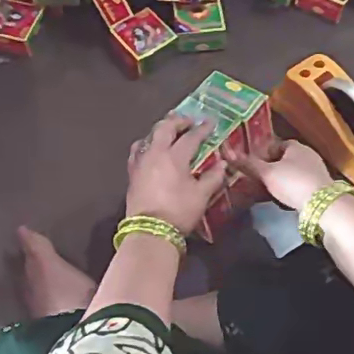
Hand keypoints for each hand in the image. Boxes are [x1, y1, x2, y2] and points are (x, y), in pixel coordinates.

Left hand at [125, 115, 226, 233]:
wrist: (150, 231)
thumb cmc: (179, 212)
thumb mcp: (201, 196)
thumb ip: (212, 177)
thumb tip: (222, 164)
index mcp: (174, 157)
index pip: (191, 137)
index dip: (202, 129)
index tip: (211, 122)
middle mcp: (155, 154)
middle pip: (165, 128)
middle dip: (178, 121)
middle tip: (188, 121)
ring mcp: (141, 162)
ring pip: (148, 136)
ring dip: (160, 130)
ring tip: (169, 132)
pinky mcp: (132, 173)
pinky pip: (138, 150)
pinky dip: (147, 144)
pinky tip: (151, 150)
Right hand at [236, 139, 333, 211]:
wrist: (322, 205)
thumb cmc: (292, 182)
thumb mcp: (267, 173)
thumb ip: (248, 164)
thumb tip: (228, 153)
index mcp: (295, 146)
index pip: (275, 144)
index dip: (262, 153)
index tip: (251, 164)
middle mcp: (307, 154)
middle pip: (283, 158)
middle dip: (270, 167)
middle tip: (255, 178)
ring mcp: (315, 170)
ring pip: (291, 172)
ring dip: (279, 179)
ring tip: (266, 190)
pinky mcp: (319, 185)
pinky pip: (299, 183)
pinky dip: (289, 188)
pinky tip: (282, 198)